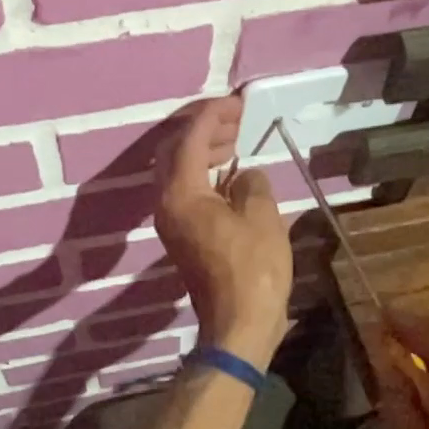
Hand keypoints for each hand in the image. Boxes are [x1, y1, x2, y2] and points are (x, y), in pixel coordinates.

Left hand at [153, 97, 293, 369]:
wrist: (237, 326)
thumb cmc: (253, 272)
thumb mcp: (262, 217)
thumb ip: (250, 184)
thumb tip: (243, 176)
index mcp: (181, 194)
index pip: (189, 139)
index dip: (213, 116)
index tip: (237, 102)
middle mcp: (165, 204)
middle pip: (172, 151)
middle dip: (201, 129)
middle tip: (234, 120)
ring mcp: (170, 222)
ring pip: (175, 171)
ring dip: (201, 151)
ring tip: (234, 142)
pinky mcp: (180, 236)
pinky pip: (183, 190)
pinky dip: (202, 173)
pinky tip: (228, 174)